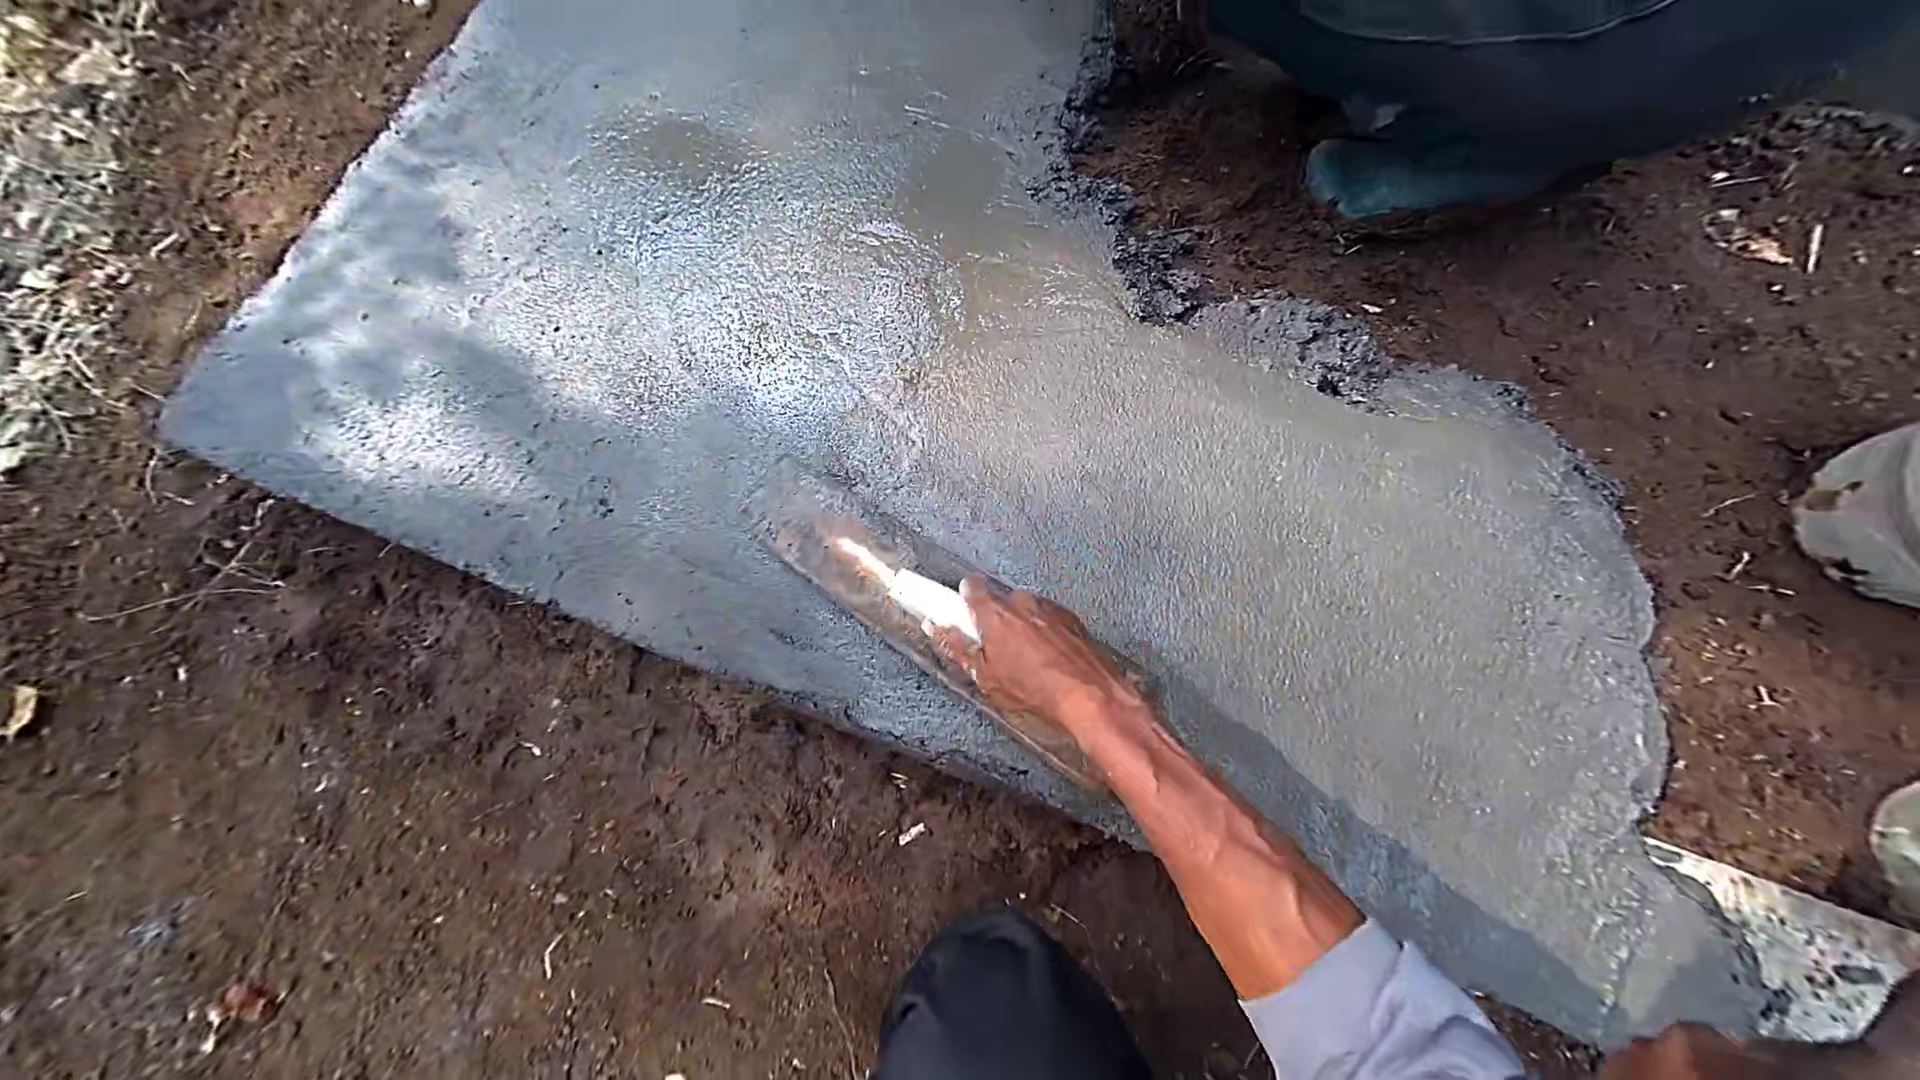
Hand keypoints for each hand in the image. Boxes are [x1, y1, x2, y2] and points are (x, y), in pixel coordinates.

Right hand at [931, 577, 1148, 739]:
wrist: (1088, 695)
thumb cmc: (1039, 690)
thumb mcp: (985, 676)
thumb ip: (955, 646)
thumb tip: (936, 628)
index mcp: (995, 613)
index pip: (972, 586)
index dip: (966, 598)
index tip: (963, 611)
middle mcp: (1022, 602)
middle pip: (1000, 600)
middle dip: (996, 619)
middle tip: (996, 648)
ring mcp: (1049, 608)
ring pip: (1026, 610)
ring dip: (1022, 626)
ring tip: (1026, 659)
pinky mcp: (1070, 617)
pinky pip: (1048, 619)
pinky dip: (1045, 633)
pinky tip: (1046, 659)